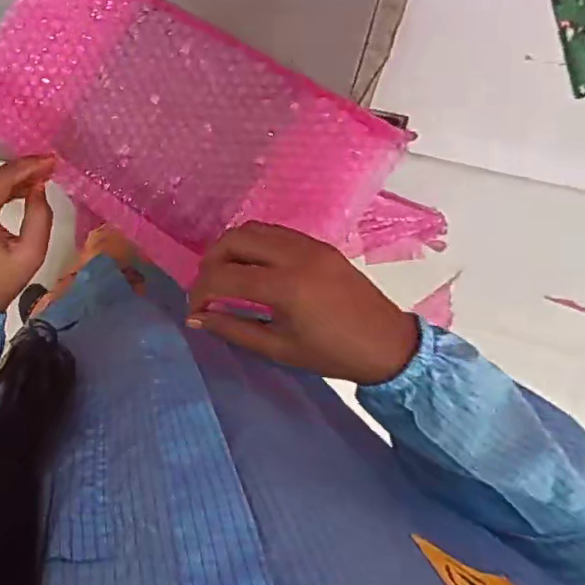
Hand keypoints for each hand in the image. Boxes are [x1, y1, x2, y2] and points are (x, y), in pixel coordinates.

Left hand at [0, 156, 56, 311]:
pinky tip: (20, 189)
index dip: (26, 167)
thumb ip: (39, 215)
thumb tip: (39, 185)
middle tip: (48, 166)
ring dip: (11, 178)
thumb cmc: (4, 281)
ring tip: (39, 177)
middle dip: (20, 170)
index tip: (50, 161)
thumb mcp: (32, 253)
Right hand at [186, 222, 418, 384]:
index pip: (223, 277)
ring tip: (227, 276)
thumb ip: (232, 329)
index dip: (200, 293)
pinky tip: (253, 269)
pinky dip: (253, 245)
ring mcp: (309, 246)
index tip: (196, 312)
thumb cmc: (332, 354)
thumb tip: (195, 319)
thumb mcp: (277, 348)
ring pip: (252, 230)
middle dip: (210, 263)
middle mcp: (295, 257)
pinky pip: (274, 233)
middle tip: (208, 289)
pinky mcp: (318, 245)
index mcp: (286, 287)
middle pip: (233, 241)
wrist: (388, 344)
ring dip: (230, 250)